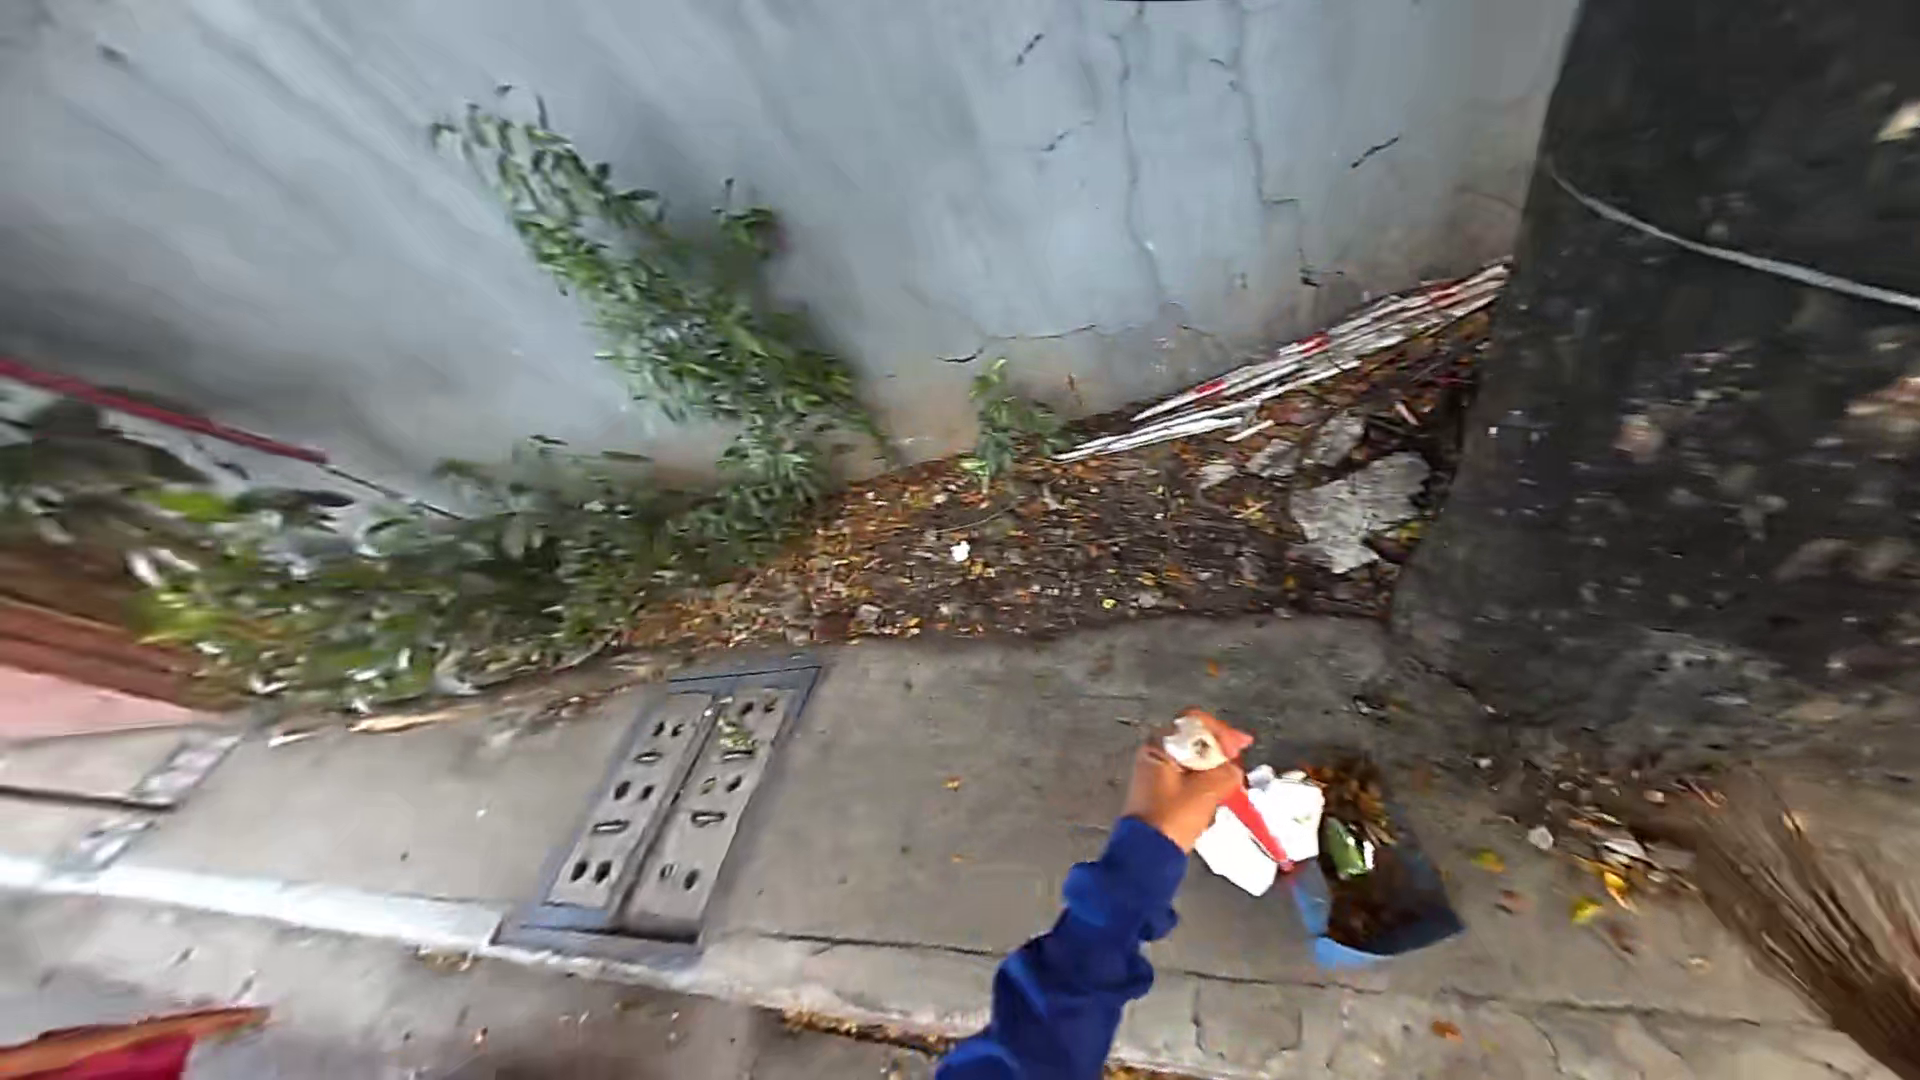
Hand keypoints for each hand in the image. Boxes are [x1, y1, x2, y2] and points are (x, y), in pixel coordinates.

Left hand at [1122, 710, 1249, 851]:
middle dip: (1219, 746)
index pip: (1192, 721)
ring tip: (1234, 771)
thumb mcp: (1204, 792)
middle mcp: (1155, 751)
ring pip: (1192, 756)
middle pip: (1193, 737)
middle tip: (1240, 755)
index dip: (1219, 731)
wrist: (1148, 851)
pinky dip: (1206, 775)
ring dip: (1214, 762)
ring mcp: (1157, 769)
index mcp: (1158, 744)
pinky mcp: (1163, 787)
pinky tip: (1221, 785)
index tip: (1239, 746)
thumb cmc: (1173, 815)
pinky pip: (1189, 772)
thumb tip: (1234, 769)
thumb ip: (1224, 774)